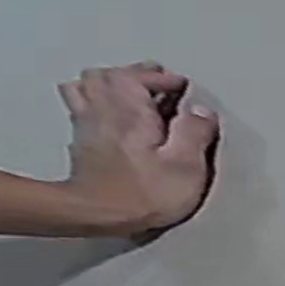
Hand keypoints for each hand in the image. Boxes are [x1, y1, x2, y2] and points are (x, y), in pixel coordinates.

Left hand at [58, 62, 219, 232]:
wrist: (100, 211)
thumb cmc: (151, 191)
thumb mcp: (187, 165)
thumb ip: (195, 133)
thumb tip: (202, 111)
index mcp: (130, 115)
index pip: (134, 79)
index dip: (159, 78)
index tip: (183, 84)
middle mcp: (103, 113)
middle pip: (104, 76)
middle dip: (133, 73)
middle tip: (159, 79)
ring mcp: (87, 125)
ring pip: (86, 86)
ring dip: (110, 82)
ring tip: (133, 89)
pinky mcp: (84, 140)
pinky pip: (82, 104)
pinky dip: (98, 97)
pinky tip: (113, 109)